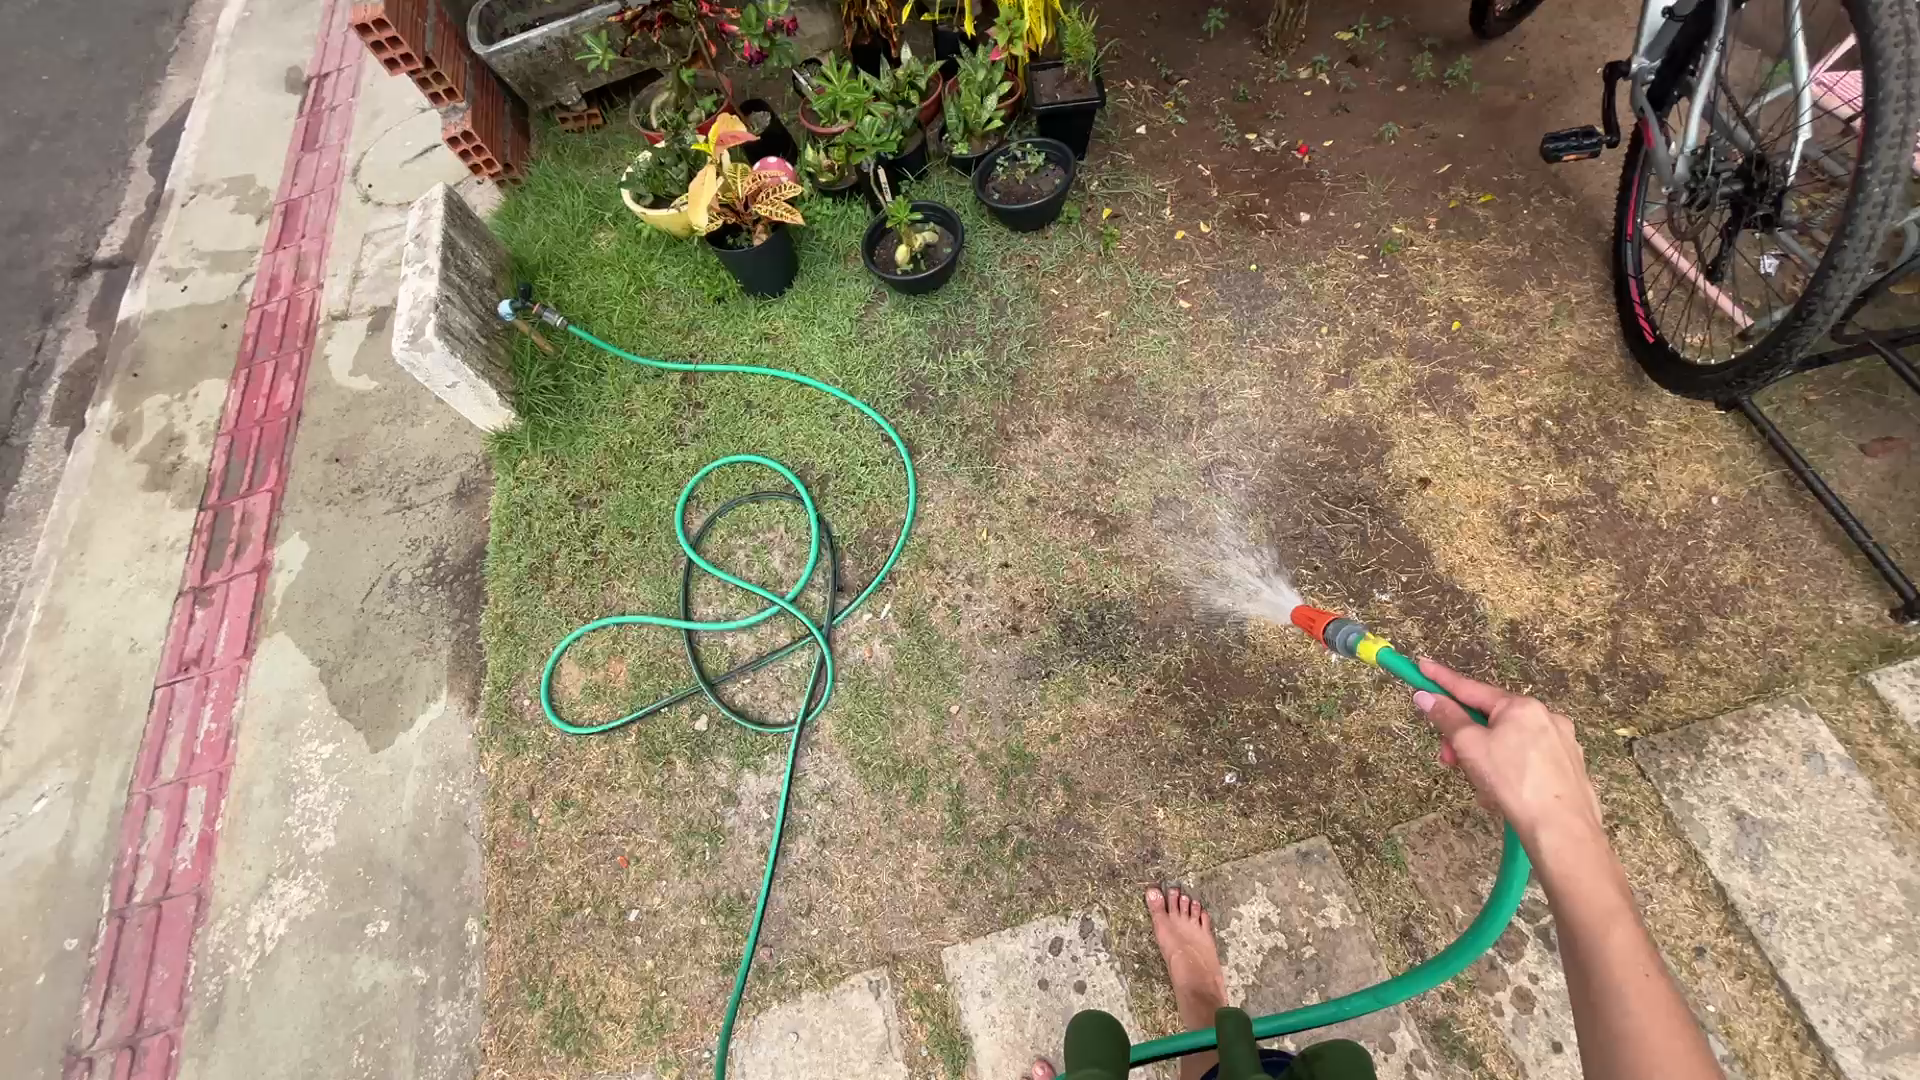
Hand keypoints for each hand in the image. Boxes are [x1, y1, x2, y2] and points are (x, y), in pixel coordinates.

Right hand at [1412, 657, 1603, 849]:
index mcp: (1521, 706)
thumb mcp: (1468, 745)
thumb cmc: (1510, 780)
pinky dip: (1505, 768)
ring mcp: (1562, 743)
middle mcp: (1546, 717)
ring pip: (1506, 740)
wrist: (1561, 830)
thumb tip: (1426, 696)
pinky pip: (1524, 758)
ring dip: (1482, 756)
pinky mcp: (1570, 767)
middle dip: (1463, 736)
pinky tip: (1500, 792)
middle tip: (1449, 757)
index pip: (1470, 688)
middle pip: (1488, 718)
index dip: (1441, 678)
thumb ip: (1446, 717)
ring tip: (1478, 783)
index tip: (1421, 665)